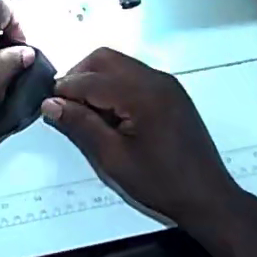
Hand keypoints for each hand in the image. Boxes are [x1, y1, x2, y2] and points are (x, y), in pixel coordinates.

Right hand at [40, 47, 245, 227]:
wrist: (208, 197)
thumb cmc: (160, 182)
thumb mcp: (113, 158)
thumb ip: (81, 125)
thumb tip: (51, 103)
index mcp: (142, 94)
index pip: (91, 80)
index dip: (65, 90)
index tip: (48, 104)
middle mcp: (155, 79)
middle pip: (104, 59)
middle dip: (79, 75)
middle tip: (65, 103)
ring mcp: (165, 83)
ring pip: (118, 63)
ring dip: (95, 77)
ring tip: (84, 108)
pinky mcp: (170, 91)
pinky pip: (133, 73)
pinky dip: (113, 83)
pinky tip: (108, 110)